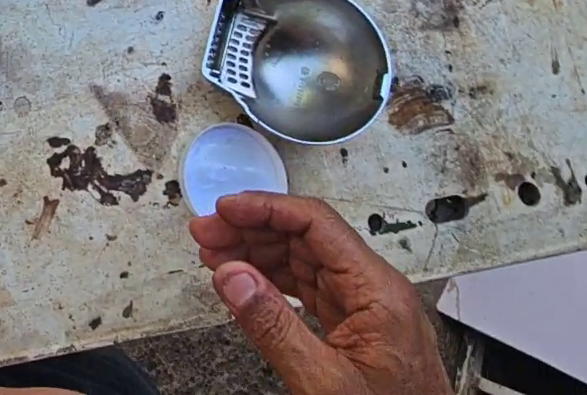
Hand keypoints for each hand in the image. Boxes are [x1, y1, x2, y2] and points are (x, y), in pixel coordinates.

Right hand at [190, 193, 450, 394]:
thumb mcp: (326, 386)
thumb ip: (275, 328)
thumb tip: (232, 275)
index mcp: (379, 291)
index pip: (316, 223)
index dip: (264, 209)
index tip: (224, 210)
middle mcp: (374, 290)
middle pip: (304, 236)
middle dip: (250, 230)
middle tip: (206, 234)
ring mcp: (365, 308)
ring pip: (301, 258)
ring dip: (254, 253)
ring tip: (215, 256)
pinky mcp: (355, 326)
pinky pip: (306, 286)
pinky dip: (270, 280)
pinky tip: (245, 283)